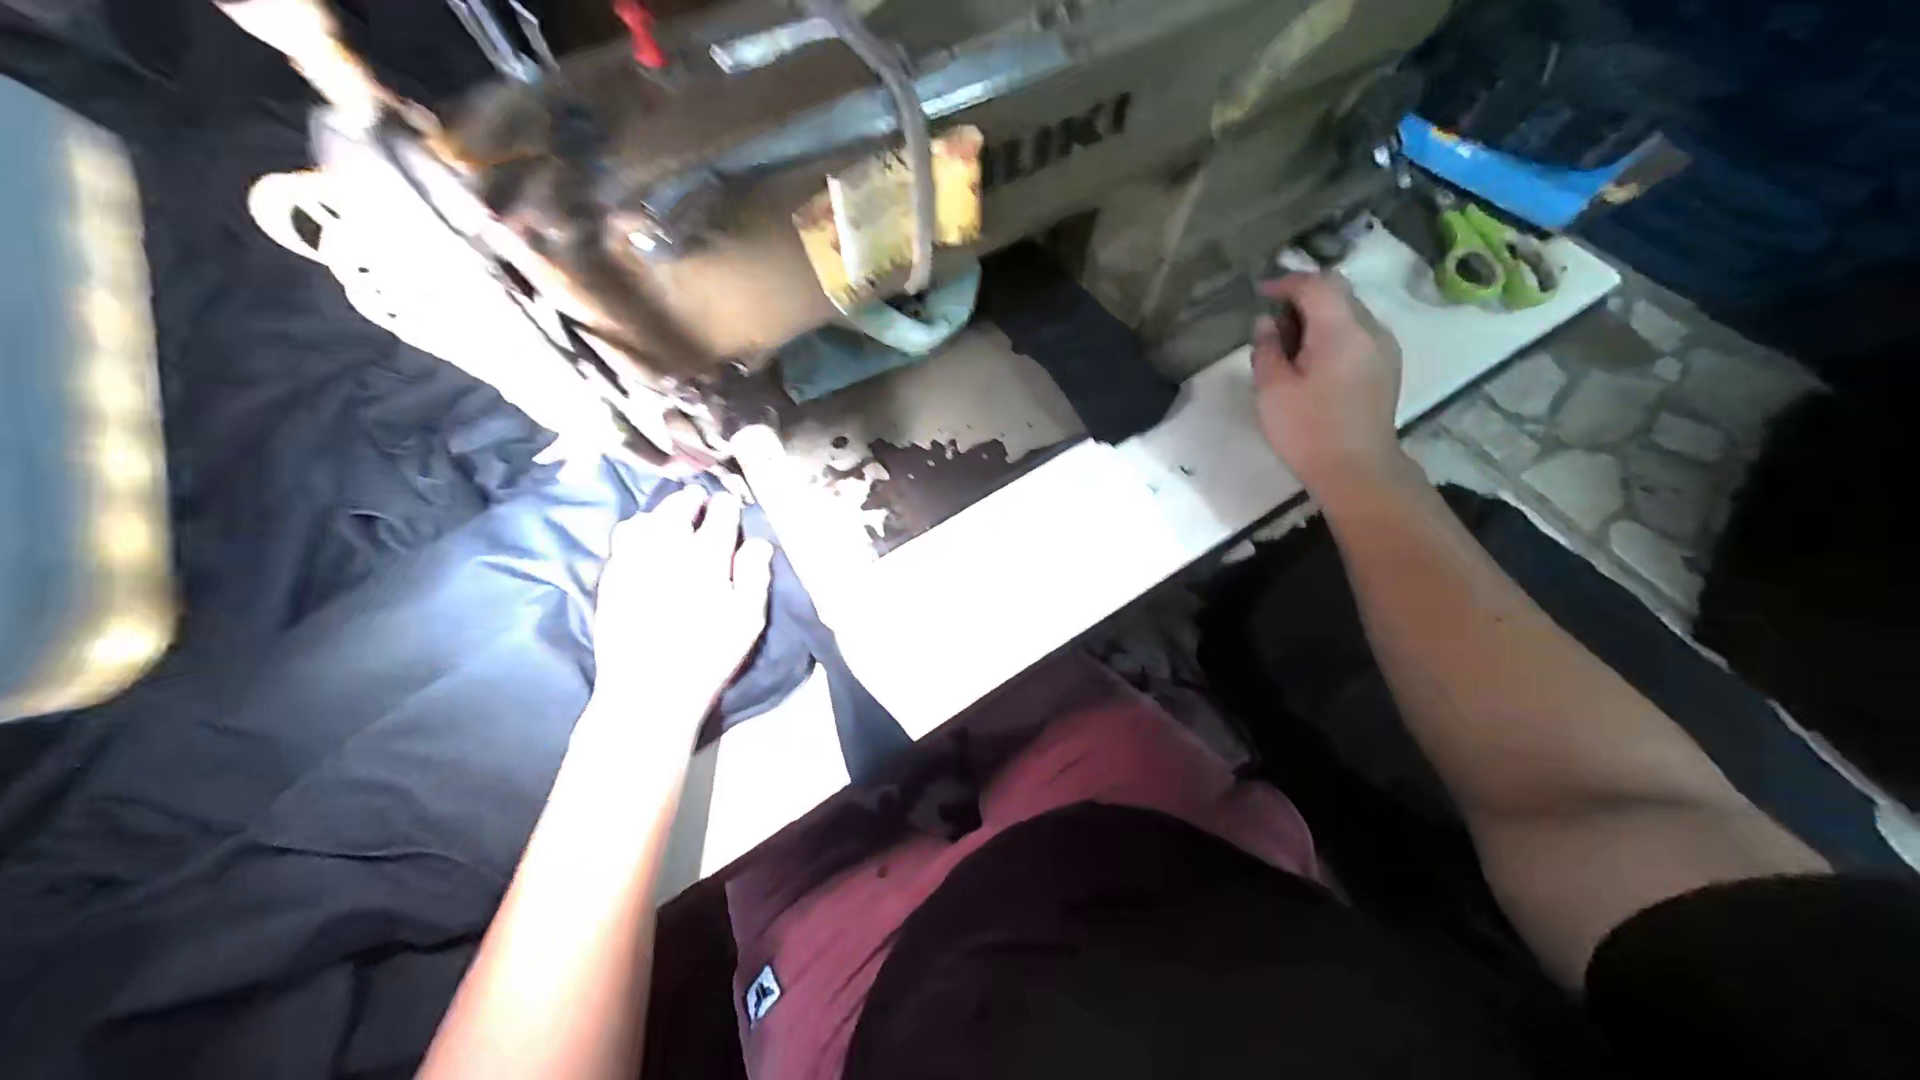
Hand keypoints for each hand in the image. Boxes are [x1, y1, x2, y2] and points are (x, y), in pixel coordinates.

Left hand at [589, 488, 774, 732]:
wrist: (648, 688)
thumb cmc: (709, 655)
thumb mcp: (748, 620)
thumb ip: (756, 575)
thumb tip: (759, 541)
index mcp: (708, 556)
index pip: (720, 515)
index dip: (728, 506)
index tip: (731, 503)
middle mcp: (669, 548)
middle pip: (680, 508)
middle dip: (693, 499)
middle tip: (700, 498)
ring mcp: (636, 559)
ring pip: (649, 517)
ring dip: (663, 509)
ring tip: (672, 512)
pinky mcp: (612, 575)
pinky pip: (622, 536)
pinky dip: (636, 526)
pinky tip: (642, 534)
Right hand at [1253, 273, 1409, 500]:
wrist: (1356, 470)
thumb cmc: (1308, 430)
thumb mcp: (1272, 390)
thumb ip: (1267, 349)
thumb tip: (1267, 324)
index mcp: (1342, 331)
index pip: (1318, 285)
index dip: (1287, 282)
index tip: (1260, 292)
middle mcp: (1371, 330)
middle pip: (1338, 294)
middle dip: (1304, 298)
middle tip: (1273, 321)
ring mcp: (1385, 349)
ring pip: (1350, 314)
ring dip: (1319, 318)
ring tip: (1290, 344)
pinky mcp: (1386, 368)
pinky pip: (1358, 335)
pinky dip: (1333, 335)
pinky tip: (1313, 361)